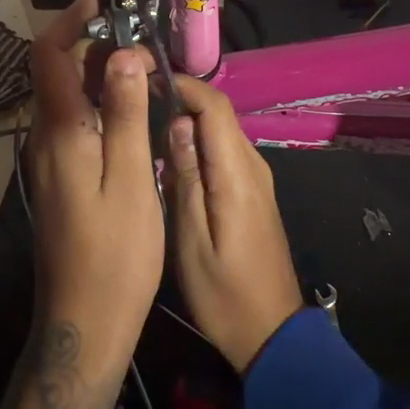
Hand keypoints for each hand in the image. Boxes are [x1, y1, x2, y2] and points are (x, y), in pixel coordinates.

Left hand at [10, 0, 163, 408]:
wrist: (84, 318)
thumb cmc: (114, 250)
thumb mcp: (131, 177)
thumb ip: (127, 111)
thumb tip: (124, 52)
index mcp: (61, 130)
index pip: (49, 55)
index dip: (71, 18)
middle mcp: (45, 136)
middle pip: (57, 69)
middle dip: (94, 40)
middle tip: (141, 32)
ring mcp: (49, 156)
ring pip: (68, 94)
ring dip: (100, 69)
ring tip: (145, 62)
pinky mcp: (59, 174)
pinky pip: (75, 118)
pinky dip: (101, 99)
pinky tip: (135, 107)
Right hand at [166, 75, 303, 372]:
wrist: (271, 332)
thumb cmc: (224, 293)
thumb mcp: (192, 240)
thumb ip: (186, 178)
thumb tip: (176, 123)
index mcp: (237, 174)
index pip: (215, 106)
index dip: (183, 84)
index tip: (146, 79)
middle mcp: (252, 165)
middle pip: (219, 113)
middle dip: (181, 98)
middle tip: (138, 100)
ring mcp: (257, 178)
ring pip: (221, 130)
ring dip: (188, 121)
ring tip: (146, 124)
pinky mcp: (253, 191)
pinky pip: (225, 150)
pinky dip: (199, 142)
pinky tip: (171, 156)